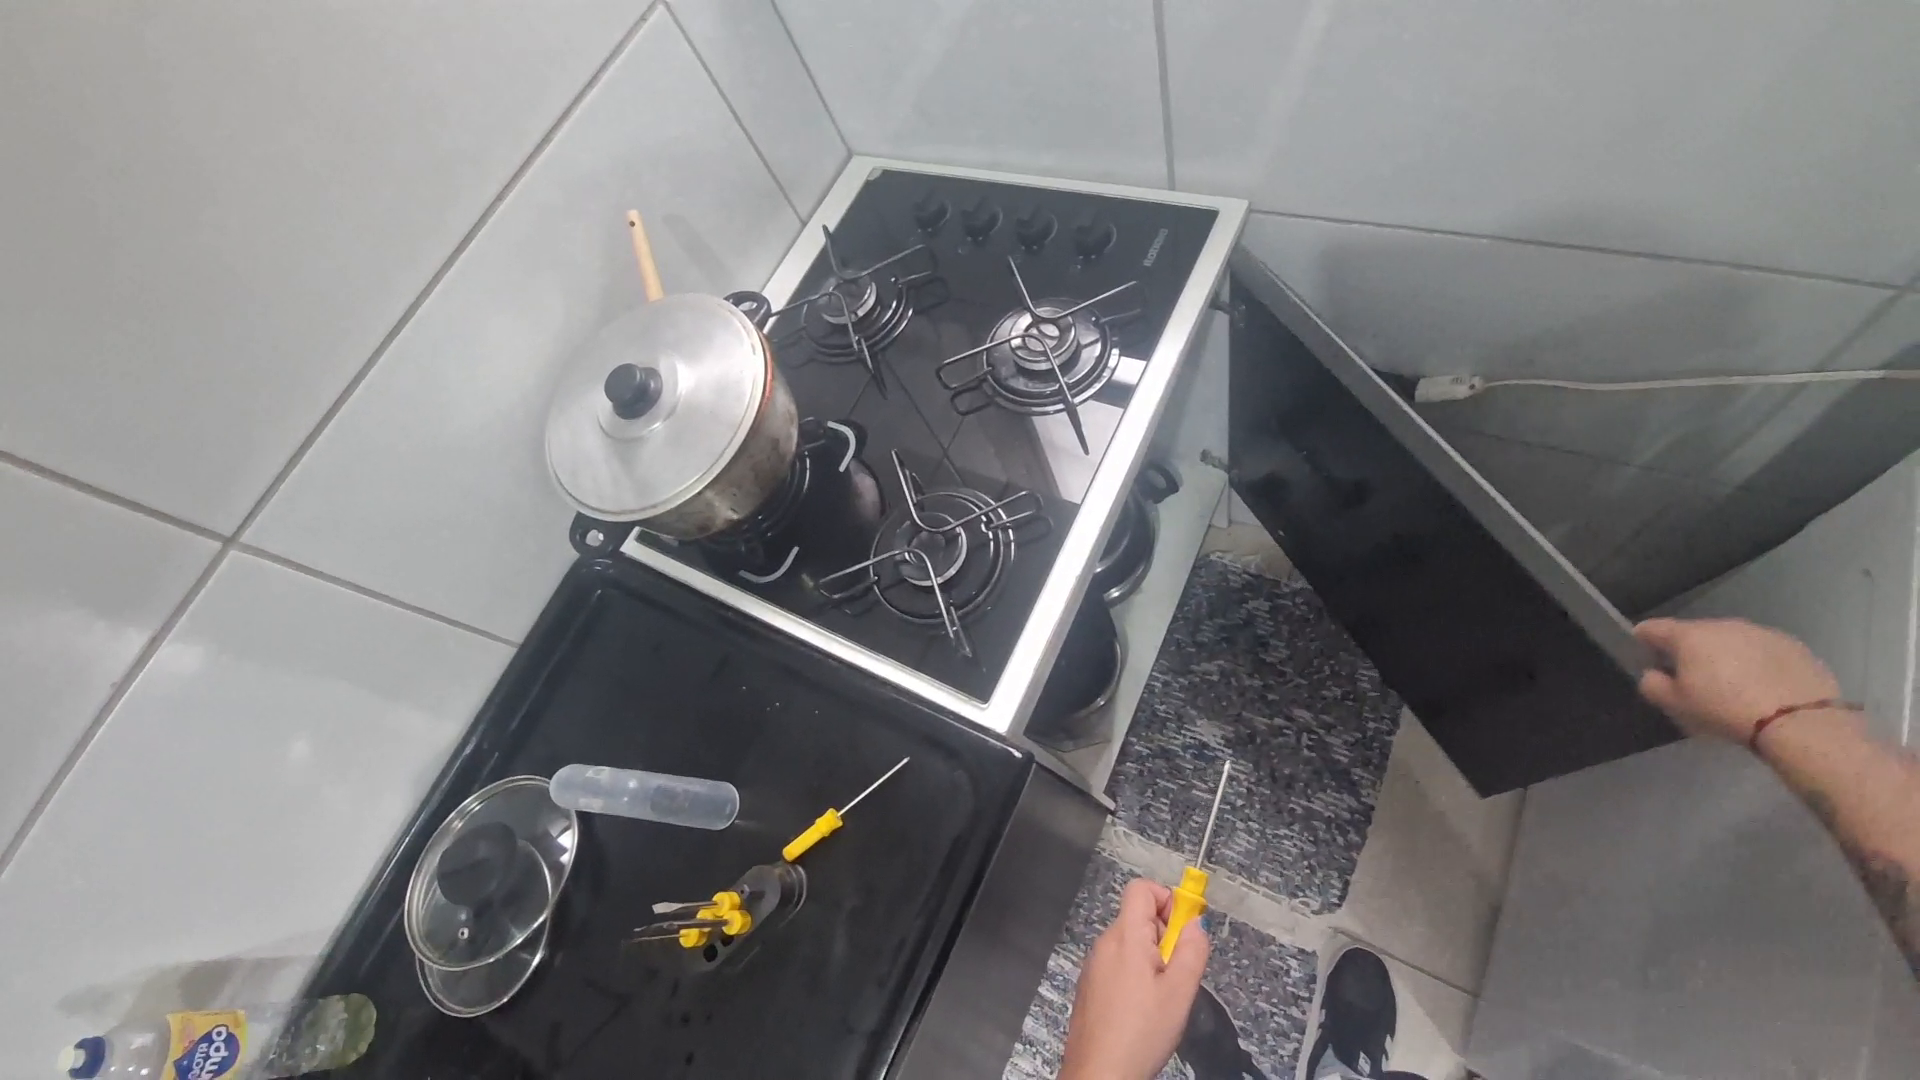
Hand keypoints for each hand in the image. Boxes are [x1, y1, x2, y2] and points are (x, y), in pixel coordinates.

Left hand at [1059, 878, 1209, 1079]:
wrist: (1098, 1073)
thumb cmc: (1142, 1031)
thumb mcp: (1179, 993)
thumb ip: (1192, 951)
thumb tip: (1196, 921)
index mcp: (1125, 935)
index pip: (1140, 888)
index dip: (1166, 899)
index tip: (1183, 931)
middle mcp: (1105, 941)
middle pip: (1137, 916)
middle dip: (1164, 935)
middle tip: (1177, 973)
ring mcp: (1094, 963)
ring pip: (1129, 942)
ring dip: (1151, 957)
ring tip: (1162, 997)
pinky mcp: (1090, 984)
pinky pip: (1118, 962)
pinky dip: (1135, 973)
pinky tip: (1142, 1009)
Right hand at [1634, 617, 1841, 742]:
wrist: (1801, 723)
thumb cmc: (1726, 710)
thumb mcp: (1674, 704)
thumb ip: (1652, 684)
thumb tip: (1653, 673)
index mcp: (1689, 636)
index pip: (1652, 627)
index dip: (1642, 640)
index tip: (1645, 656)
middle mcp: (1724, 626)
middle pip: (1695, 633)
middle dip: (1689, 649)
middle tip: (1692, 676)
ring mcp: (1764, 633)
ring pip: (1731, 640)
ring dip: (1725, 654)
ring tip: (1733, 682)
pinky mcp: (1796, 646)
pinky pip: (1763, 650)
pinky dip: (1757, 661)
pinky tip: (1764, 686)